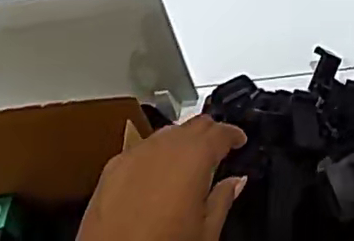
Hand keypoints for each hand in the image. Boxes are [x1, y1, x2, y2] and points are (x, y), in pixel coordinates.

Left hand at [78, 114, 247, 240]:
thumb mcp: (205, 233)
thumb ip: (223, 200)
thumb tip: (235, 182)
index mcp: (195, 155)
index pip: (222, 131)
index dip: (234, 134)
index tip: (239, 140)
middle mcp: (167, 144)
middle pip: (195, 123)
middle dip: (210, 133)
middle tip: (218, 149)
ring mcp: (138, 151)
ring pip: (168, 133)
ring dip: (181, 143)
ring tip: (187, 167)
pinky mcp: (114, 165)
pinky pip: (142, 150)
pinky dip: (154, 157)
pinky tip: (155, 180)